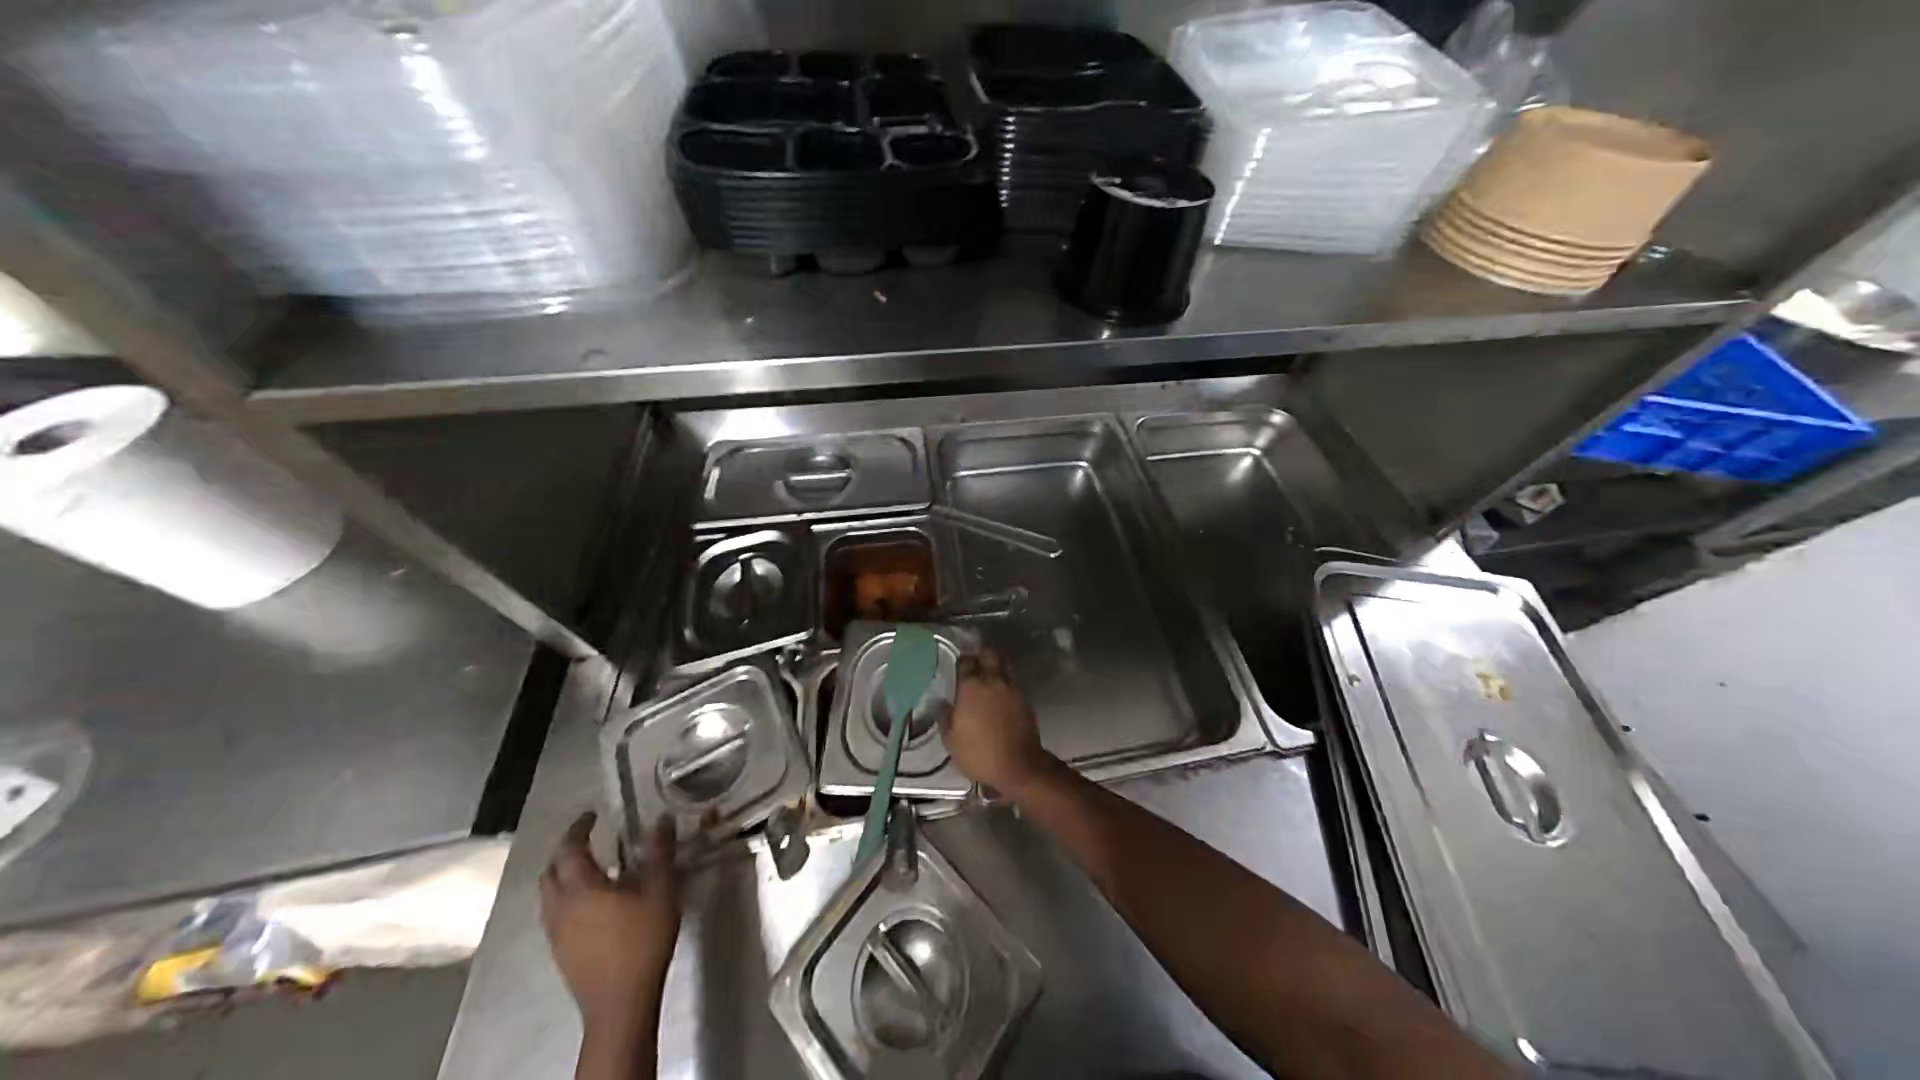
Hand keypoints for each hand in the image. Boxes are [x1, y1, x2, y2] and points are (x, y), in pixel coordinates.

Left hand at [540, 811, 681, 1031]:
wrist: (620, 1003)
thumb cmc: (642, 941)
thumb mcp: (661, 891)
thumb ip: (659, 853)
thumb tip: (661, 818)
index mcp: (581, 888)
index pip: (570, 849)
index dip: (579, 828)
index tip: (592, 815)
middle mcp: (560, 906)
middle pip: (550, 871)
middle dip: (565, 851)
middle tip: (587, 839)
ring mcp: (555, 932)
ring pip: (548, 894)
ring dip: (562, 874)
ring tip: (588, 867)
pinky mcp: (559, 951)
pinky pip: (553, 913)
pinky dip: (565, 897)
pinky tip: (590, 903)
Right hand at [943, 650, 1058, 796]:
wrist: (1019, 766)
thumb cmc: (979, 754)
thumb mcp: (951, 740)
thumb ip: (945, 717)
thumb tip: (942, 703)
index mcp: (971, 687)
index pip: (966, 662)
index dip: (960, 661)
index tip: (956, 665)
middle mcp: (993, 680)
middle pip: (989, 655)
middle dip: (980, 655)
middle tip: (973, 663)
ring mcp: (1012, 687)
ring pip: (1004, 664)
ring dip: (995, 664)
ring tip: (987, 674)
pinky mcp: (1025, 698)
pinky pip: (1013, 680)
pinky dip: (1005, 679)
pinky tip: (999, 691)